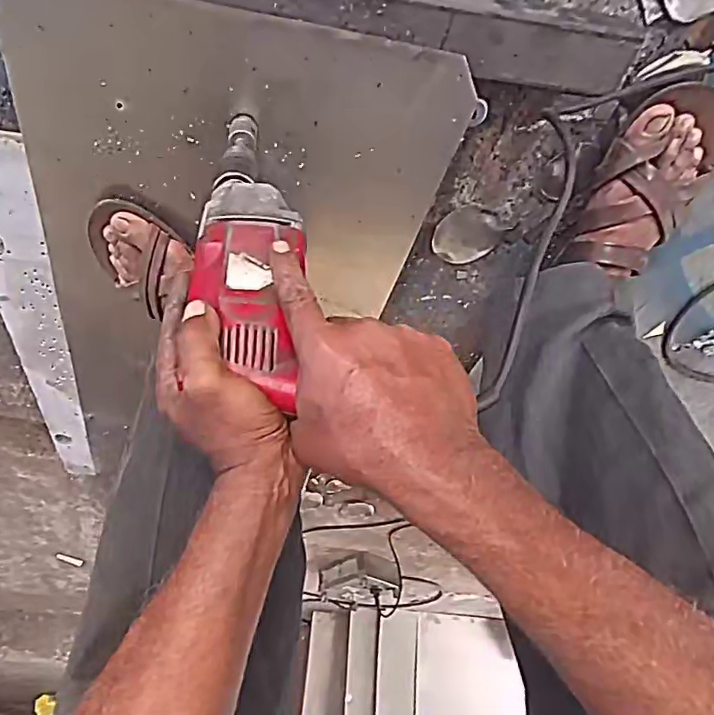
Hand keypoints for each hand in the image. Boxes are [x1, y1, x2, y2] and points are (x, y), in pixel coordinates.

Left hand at [156, 264, 297, 478]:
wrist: (270, 467)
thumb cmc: (237, 438)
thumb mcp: (206, 385)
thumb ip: (196, 345)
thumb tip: (196, 311)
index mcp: (176, 379)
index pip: (173, 323)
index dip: (179, 291)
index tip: (187, 266)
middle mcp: (198, 380)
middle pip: (198, 326)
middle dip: (209, 298)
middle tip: (219, 274)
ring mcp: (225, 384)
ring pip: (227, 337)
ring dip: (238, 315)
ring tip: (246, 293)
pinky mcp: (252, 387)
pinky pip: (253, 352)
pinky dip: (261, 336)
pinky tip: (272, 326)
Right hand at [271, 242, 484, 504]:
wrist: (431, 461)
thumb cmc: (374, 451)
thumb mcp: (308, 439)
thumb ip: (294, 408)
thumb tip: (294, 406)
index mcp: (324, 350)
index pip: (295, 298)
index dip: (284, 271)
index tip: (281, 253)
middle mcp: (363, 335)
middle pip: (339, 336)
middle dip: (337, 359)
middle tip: (343, 394)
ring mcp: (401, 338)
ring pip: (376, 345)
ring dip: (374, 367)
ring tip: (379, 405)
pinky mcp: (432, 347)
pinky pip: (410, 352)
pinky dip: (405, 372)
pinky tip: (404, 400)